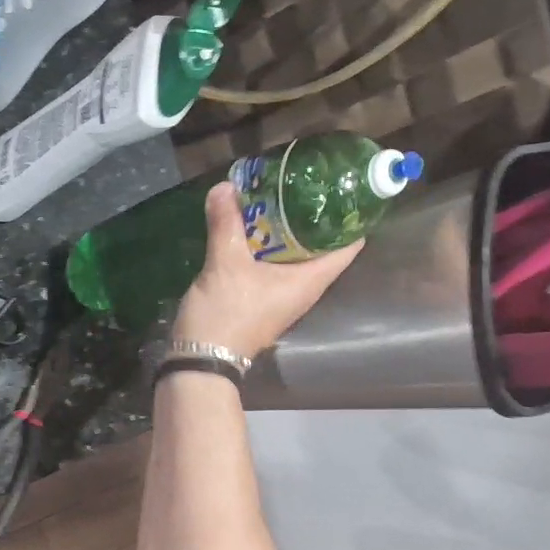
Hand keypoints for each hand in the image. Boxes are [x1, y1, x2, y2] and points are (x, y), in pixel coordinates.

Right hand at [173, 182, 363, 359]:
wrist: (199, 362)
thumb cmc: (224, 315)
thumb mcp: (224, 265)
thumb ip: (225, 224)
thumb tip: (224, 187)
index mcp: (311, 279)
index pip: (350, 241)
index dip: (349, 214)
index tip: (337, 188)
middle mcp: (304, 289)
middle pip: (320, 246)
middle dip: (309, 218)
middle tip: (296, 188)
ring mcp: (281, 299)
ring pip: (293, 258)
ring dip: (283, 235)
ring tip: (271, 206)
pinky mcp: (259, 305)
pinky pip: (272, 270)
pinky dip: (265, 251)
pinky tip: (248, 237)